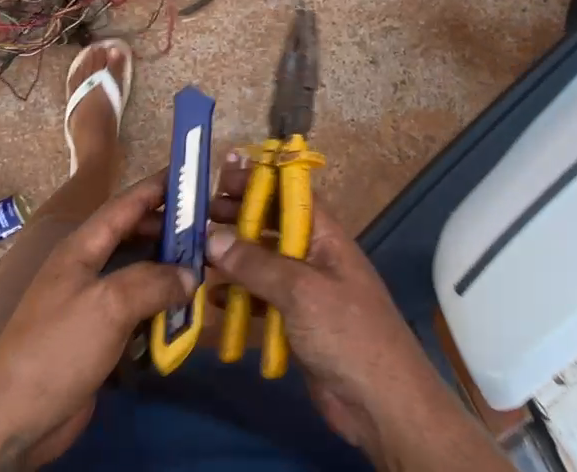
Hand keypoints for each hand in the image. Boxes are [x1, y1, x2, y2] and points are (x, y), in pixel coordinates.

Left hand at [0, 171, 195, 470]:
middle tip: (212, 230)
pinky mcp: (98, 336)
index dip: (158, 186)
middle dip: (171, 230)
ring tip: (208, 268)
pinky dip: (160, 308)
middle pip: (135, 236)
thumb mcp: (109, 305)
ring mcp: (91, 302)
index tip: (193, 173)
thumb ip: (154, 281)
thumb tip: (190, 274)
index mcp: (81, 247)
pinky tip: (185, 314)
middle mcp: (87, 267)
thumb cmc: (58, 348)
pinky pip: (137, 310)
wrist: (13, 420)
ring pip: (139, 274)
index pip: (126, 203)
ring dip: (169, 271)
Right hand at [207, 158, 505, 470]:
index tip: (221, 174)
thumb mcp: (301, 290)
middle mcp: (315, 257)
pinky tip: (213, 298)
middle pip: (272, 227)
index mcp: (326, 236)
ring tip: (195, 254)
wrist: (381, 403)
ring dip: (233, 259)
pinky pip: (263, 302)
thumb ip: (256, 263)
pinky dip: (240, 298)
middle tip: (198, 214)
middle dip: (238, 218)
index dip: (258, 182)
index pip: (290, 195)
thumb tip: (212, 237)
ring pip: (263, 265)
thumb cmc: (347, 333)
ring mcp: (306, 293)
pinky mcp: (297, 326)